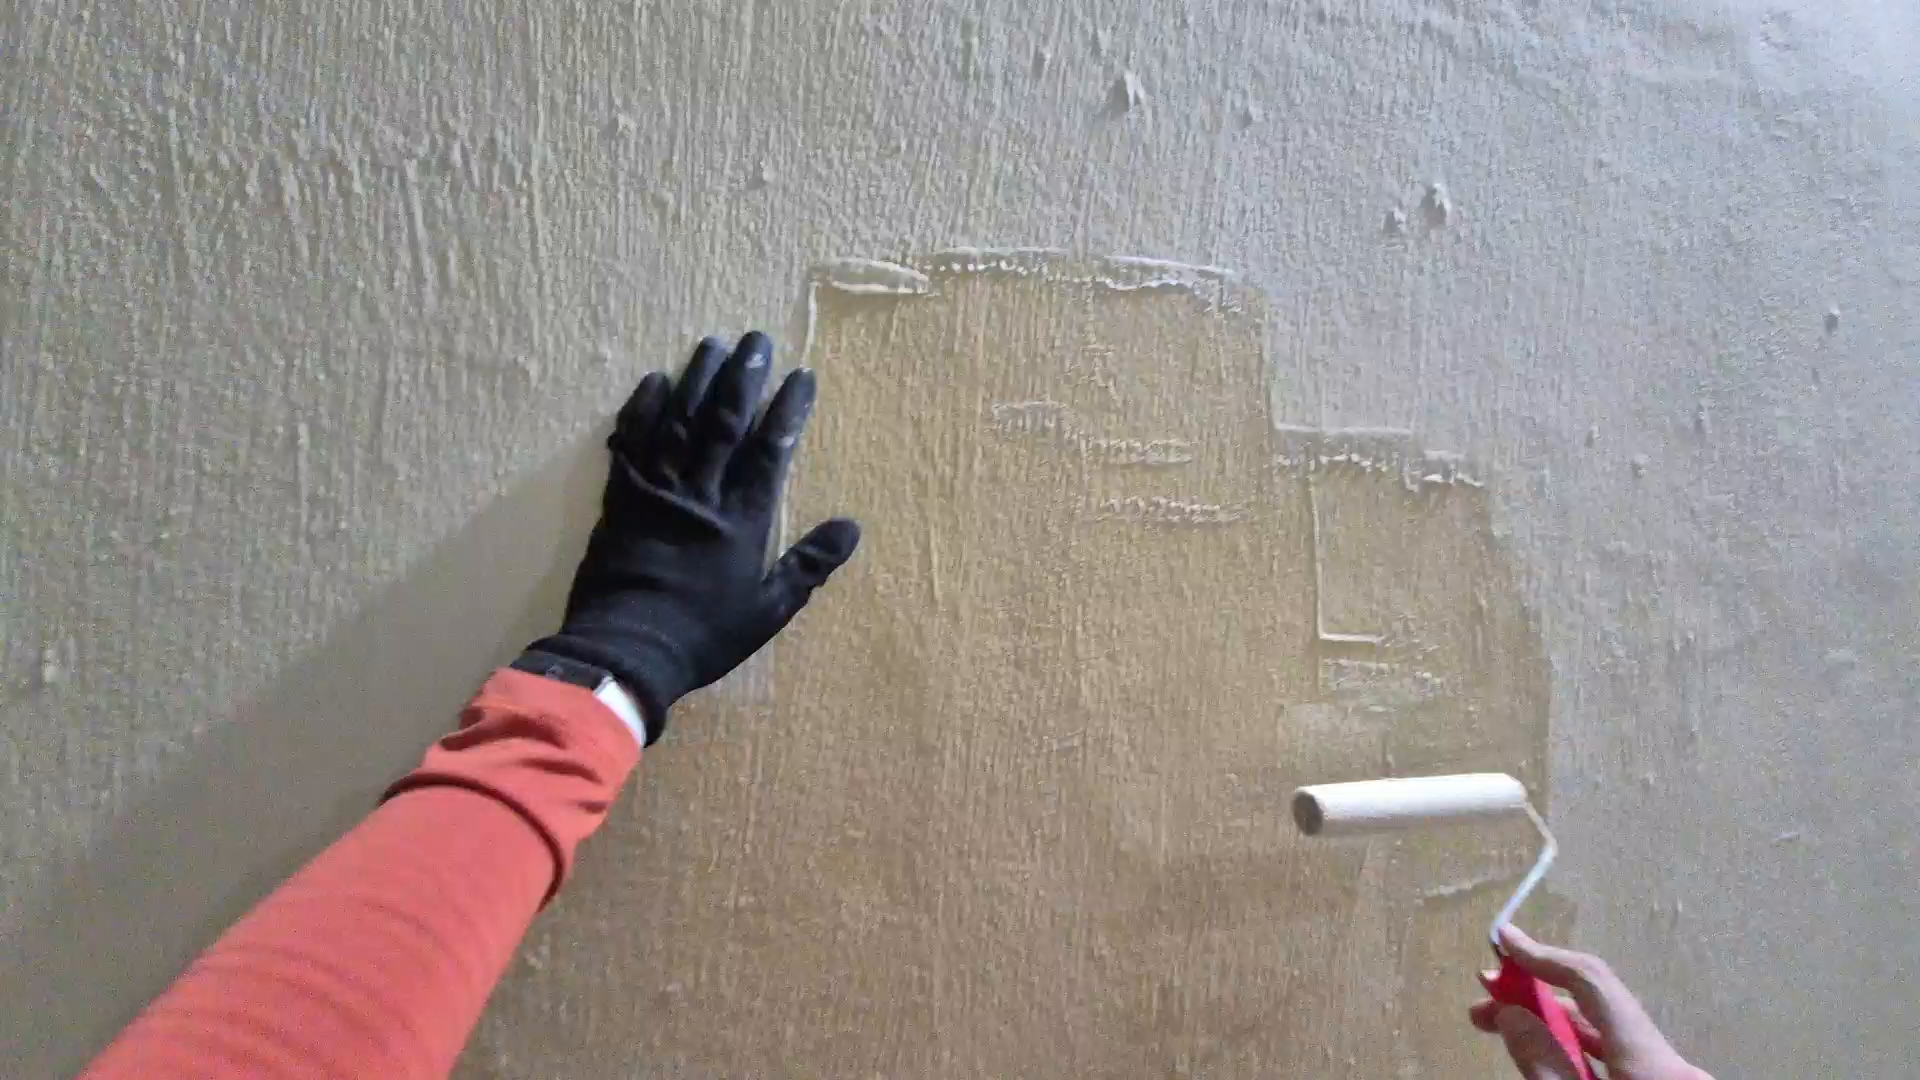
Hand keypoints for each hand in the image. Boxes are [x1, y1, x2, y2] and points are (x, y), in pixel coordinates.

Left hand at [527, 332, 859, 743]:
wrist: (625, 653)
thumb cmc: (706, 634)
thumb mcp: (771, 609)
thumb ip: (811, 564)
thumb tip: (852, 526)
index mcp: (741, 521)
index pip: (769, 452)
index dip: (787, 411)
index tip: (802, 376)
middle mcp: (701, 495)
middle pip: (723, 424)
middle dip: (743, 379)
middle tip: (757, 340)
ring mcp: (656, 493)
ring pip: (679, 424)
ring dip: (697, 381)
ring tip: (712, 343)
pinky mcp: (621, 500)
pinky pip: (631, 445)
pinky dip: (642, 410)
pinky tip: (653, 380)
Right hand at [1470, 926, 1711, 1079]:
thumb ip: (1544, 1062)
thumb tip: (1509, 1010)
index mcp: (1655, 1063)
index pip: (1592, 980)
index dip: (1542, 954)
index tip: (1500, 938)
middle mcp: (1673, 1062)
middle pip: (1594, 1007)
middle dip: (1532, 995)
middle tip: (1483, 998)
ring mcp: (1675, 1075)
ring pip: (1604, 1033)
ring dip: (1549, 1022)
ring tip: (1498, 1024)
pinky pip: (1619, 1055)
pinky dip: (1577, 1047)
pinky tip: (1545, 1049)